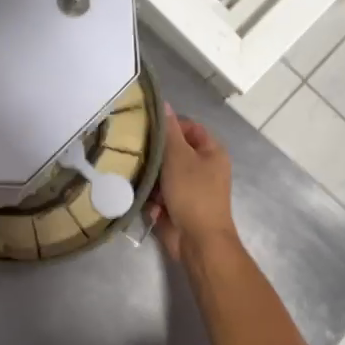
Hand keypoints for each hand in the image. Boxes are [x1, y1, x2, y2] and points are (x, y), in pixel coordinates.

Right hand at [145, 103, 237, 260]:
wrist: (198, 240)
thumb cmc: (192, 193)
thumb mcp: (179, 157)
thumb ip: (169, 130)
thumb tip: (163, 103)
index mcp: (212, 152)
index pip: (189, 127)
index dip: (169, 126)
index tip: (146, 129)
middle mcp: (203, 168)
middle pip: (173, 151)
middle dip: (154, 155)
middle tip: (133, 151)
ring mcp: (191, 188)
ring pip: (163, 173)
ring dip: (151, 179)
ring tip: (136, 177)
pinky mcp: (178, 206)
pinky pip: (161, 194)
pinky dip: (153, 198)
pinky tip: (146, 201)